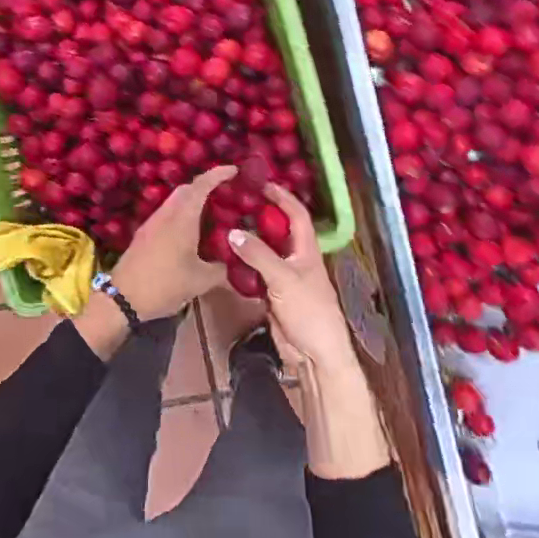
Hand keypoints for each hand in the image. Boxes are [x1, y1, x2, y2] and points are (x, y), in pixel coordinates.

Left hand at [108, 165, 234, 320]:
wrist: (121, 299)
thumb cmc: (164, 285)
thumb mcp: (201, 281)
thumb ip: (221, 268)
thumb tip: (231, 261)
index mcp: (182, 218)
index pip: (201, 185)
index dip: (218, 174)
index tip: (234, 170)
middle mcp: (166, 214)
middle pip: (187, 189)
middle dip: (206, 185)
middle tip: (225, 193)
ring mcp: (152, 223)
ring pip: (175, 201)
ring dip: (192, 200)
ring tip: (211, 212)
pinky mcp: (144, 235)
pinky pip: (167, 214)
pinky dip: (182, 214)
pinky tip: (191, 231)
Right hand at [231, 184, 388, 479]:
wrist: (315, 354)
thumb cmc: (309, 310)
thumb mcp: (283, 278)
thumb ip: (258, 254)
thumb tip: (233, 232)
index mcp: (307, 249)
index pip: (296, 213)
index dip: (282, 196)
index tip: (261, 183)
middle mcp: (296, 258)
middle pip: (277, 230)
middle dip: (260, 216)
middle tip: (234, 203)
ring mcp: (284, 277)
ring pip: (264, 252)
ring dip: (248, 240)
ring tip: (223, 225)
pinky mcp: (272, 295)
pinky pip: (255, 273)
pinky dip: (241, 265)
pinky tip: (224, 258)